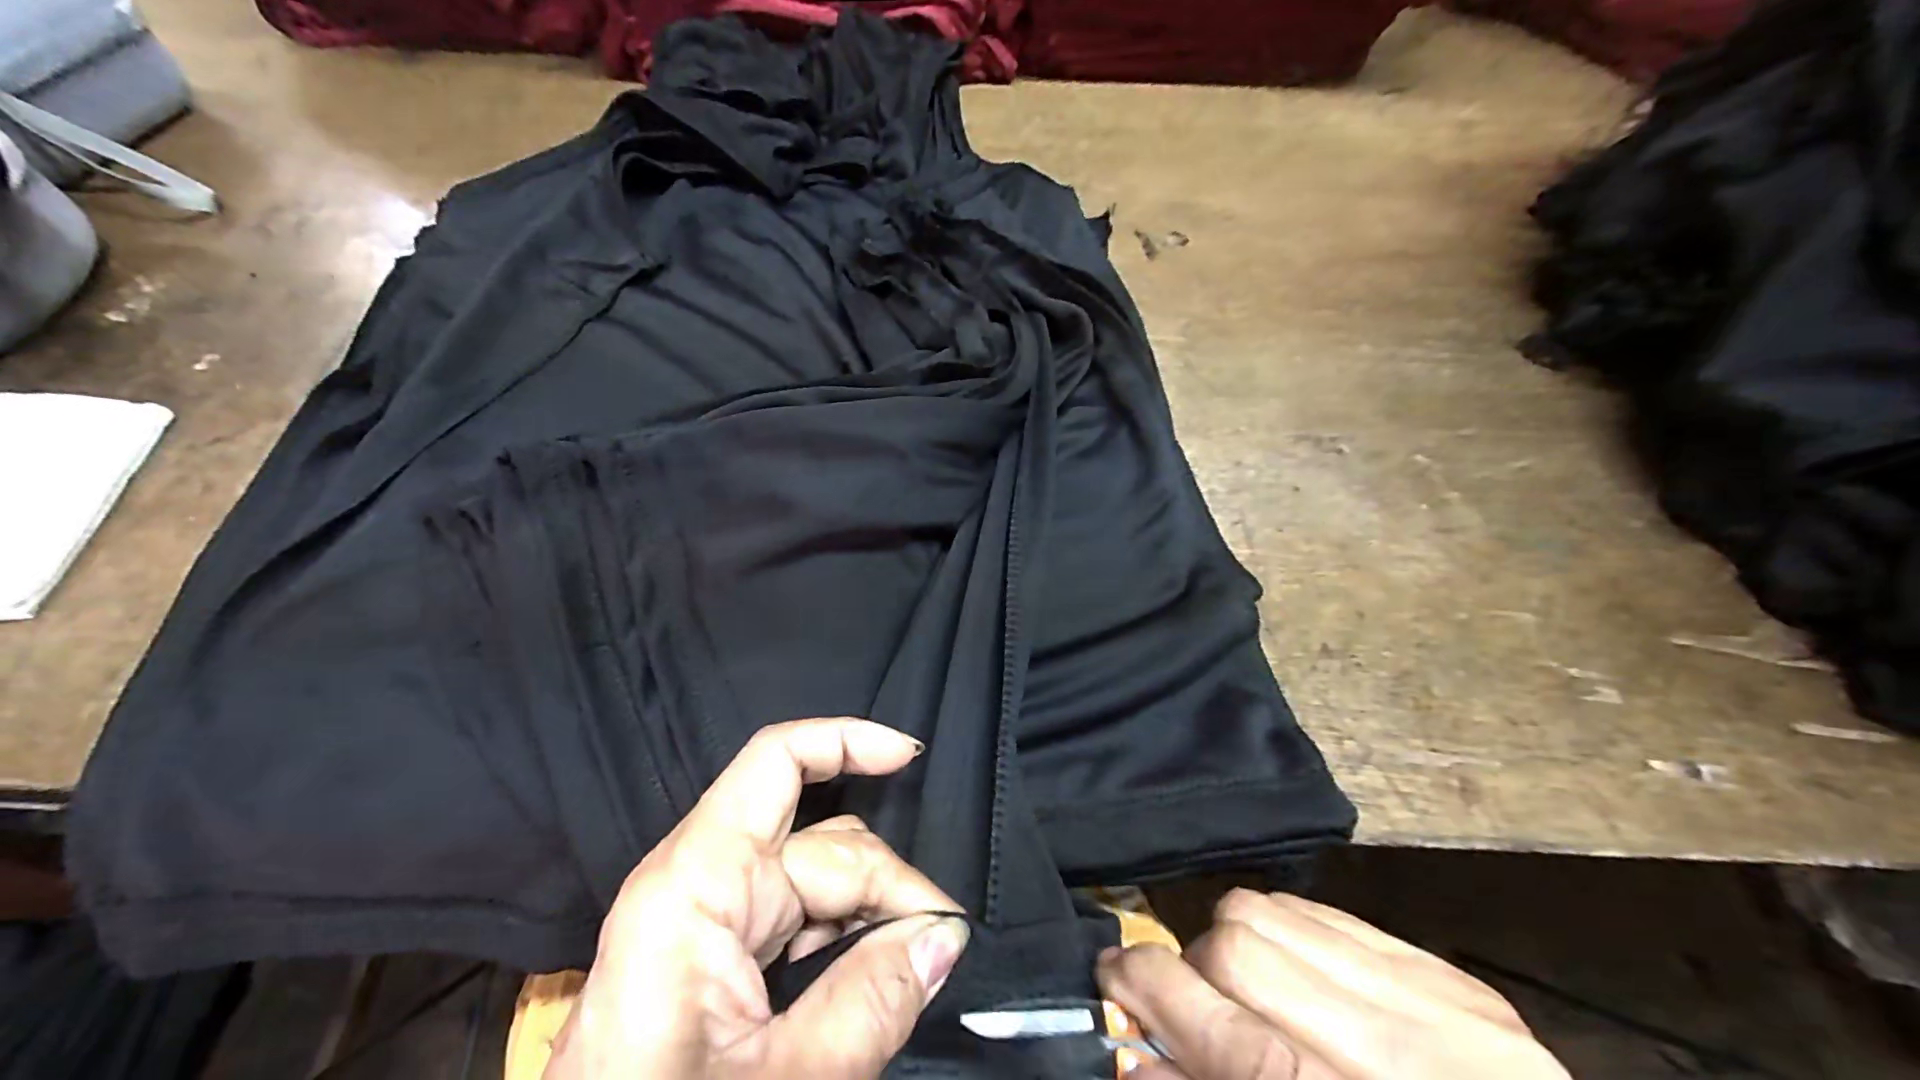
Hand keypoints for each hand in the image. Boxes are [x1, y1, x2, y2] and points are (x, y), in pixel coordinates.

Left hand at [543, 717, 971, 1079]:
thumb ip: (869, 1004)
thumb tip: (944, 937)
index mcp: (695, 885)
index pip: (775, 764)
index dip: (845, 741)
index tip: (909, 758)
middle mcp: (701, 882)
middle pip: (821, 837)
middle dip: (887, 883)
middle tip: (942, 946)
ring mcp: (710, 917)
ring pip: (818, 879)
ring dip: (873, 914)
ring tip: (915, 968)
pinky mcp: (718, 954)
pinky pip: (801, 919)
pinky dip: (847, 938)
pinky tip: (875, 976)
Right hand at [1097, 889, 1569, 1079]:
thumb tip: (1134, 1050)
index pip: (1232, 1036)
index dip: (1153, 996)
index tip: (1113, 979)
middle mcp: (1417, 1063)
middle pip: (1241, 945)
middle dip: (1196, 970)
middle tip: (1194, 1006)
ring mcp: (1449, 1009)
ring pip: (1274, 912)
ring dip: (1237, 946)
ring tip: (1254, 996)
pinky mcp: (1460, 981)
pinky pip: (1326, 915)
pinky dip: (1287, 938)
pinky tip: (1303, 983)